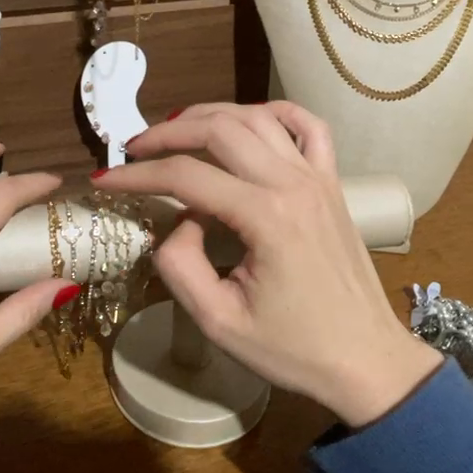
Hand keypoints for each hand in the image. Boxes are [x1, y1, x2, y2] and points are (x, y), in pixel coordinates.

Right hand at [100, 104, 440, 427]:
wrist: (368, 362)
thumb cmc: (294, 350)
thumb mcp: (220, 322)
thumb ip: (181, 265)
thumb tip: (175, 221)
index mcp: (265, 217)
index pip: (187, 176)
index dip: (138, 174)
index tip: (105, 179)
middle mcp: (292, 183)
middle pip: (220, 129)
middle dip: (167, 133)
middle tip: (134, 149)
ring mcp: (318, 177)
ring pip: (257, 116)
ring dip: (210, 115)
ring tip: (175, 131)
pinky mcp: (333, 182)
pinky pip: (307, 125)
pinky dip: (274, 111)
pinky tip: (248, 119)